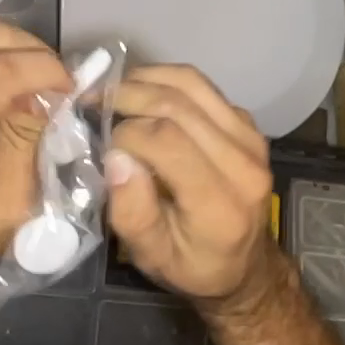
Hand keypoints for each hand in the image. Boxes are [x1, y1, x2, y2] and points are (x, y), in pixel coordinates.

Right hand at [105, 65, 278, 308]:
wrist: (246, 266)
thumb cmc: (193, 266)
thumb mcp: (151, 257)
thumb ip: (131, 212)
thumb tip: (115, 157)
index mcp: (220, 205)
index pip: (167, 141)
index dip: (126, 133)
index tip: (102, 143)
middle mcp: (243, 164)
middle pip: (177, 106)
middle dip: (128, 97)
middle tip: (95, 101)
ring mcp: (250, 138)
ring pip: (191, 84)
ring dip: (145, 79)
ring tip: (115, 91)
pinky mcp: (247, 124)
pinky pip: (203, 87)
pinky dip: (166, 81)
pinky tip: (143, 94)